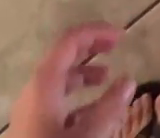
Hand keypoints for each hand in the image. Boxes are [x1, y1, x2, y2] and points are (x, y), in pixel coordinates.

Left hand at [9, 22, 134, 137]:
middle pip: (64, 57)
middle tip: (117, 48)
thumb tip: (128, 81)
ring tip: (109, 80)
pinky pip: (58, 105)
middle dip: (91, 50)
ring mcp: (32, 112)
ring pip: (61, 83)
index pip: (70, 41)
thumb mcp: (88, 135)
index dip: (96, 32)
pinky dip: (79, 101)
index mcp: (44, 82)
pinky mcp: (33, 131)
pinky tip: (96, 115)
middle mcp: (35, 91)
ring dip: (85, 76)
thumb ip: (109, 107)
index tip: (122, 35)